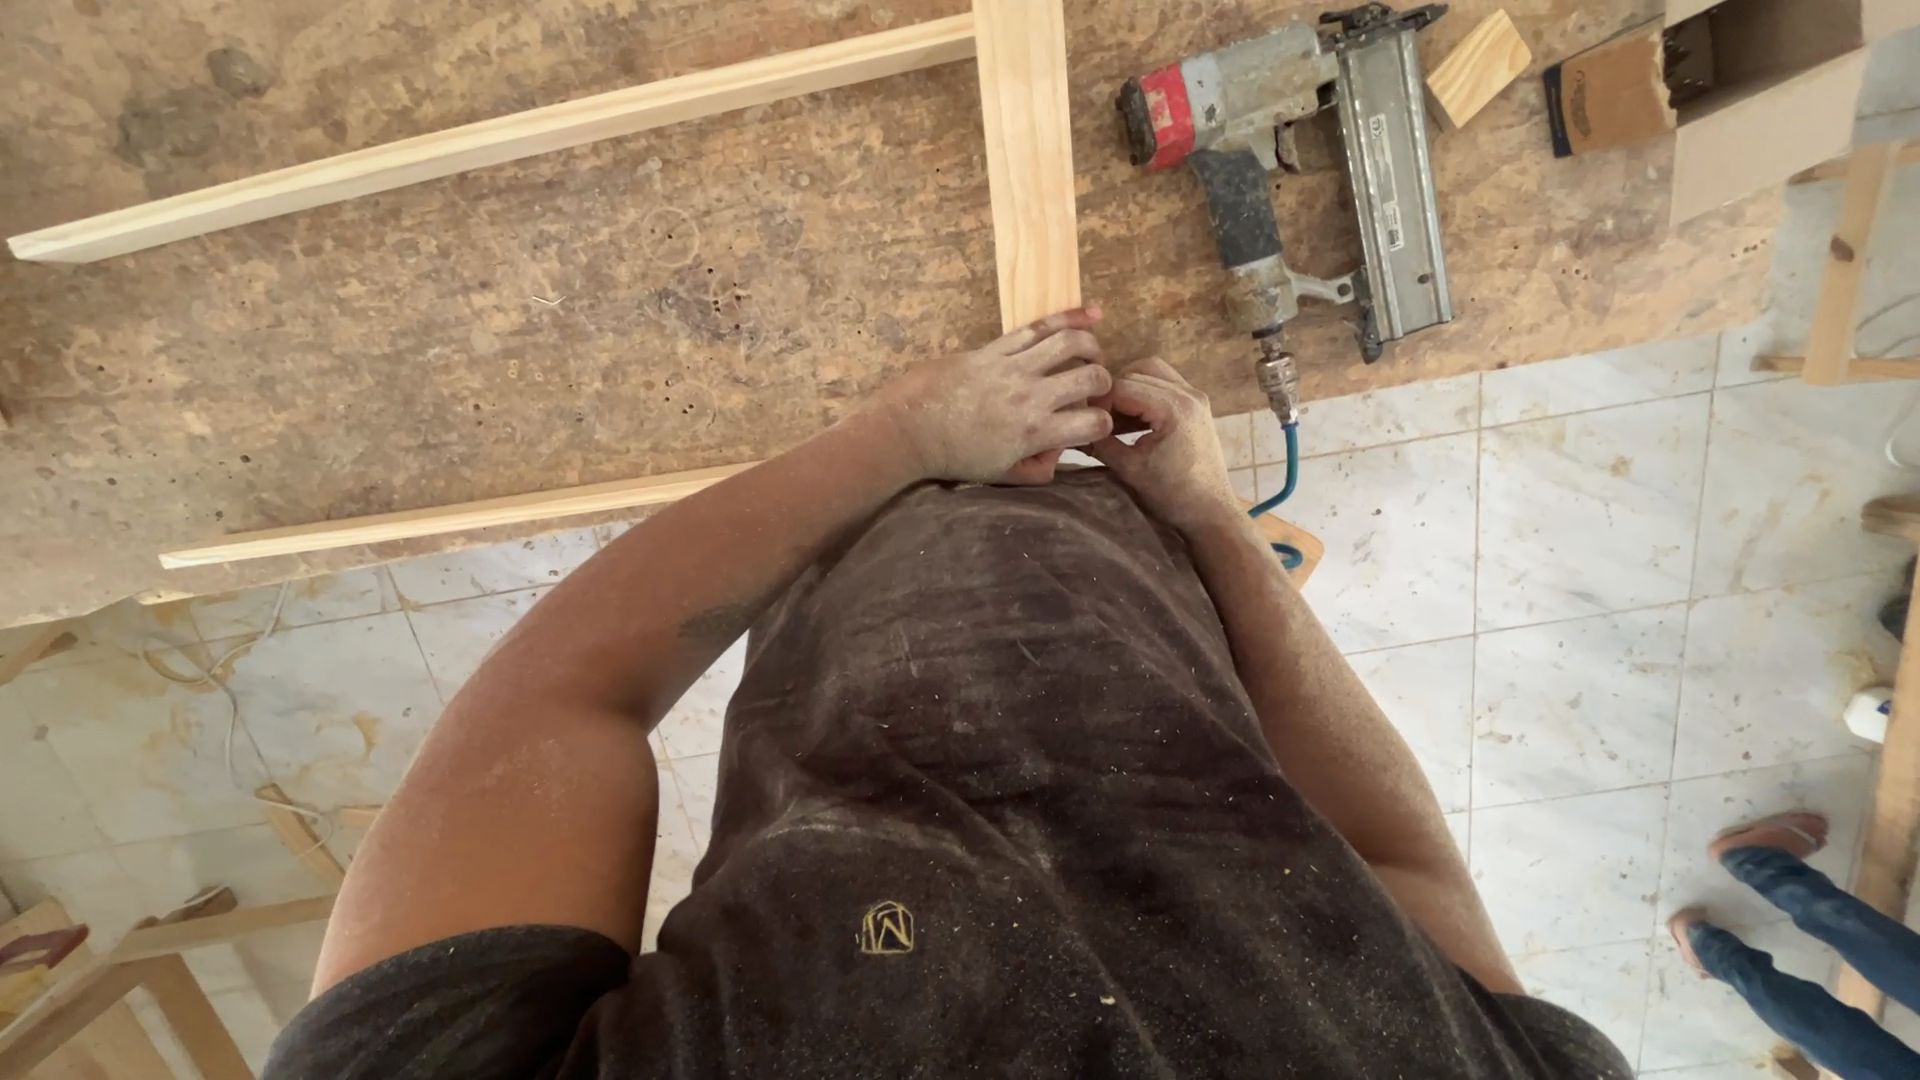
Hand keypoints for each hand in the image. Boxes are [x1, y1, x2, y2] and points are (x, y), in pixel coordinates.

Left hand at [867, 307, 1115, 484]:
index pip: (1093, 424)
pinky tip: (1092, 314)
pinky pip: (1037, 327)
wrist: (909, 430)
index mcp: (1035, 431)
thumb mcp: (998, 474)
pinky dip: (1068, 318)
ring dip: (1092, 347)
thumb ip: (1032, 471)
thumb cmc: (952, 457)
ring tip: (1093, 355)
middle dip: (1103, 383)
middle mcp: (1031, 396)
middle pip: (1091, 378)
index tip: (1094, 426)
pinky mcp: (995, 349)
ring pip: (1070, 343)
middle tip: (1095, 390)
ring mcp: (1013, 368)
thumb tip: (1055, 459)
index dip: (1102, 425)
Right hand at [1087, 357, 1242, 532]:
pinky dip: (1144, 393)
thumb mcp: (1129, 469)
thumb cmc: (1172, 494)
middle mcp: (1188, 393)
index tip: (1085, 422)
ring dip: (1128, 388)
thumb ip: (1101, 444)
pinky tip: (1132, 418)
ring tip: (1114, 416)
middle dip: (1112, 393)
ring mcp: (1195, 396)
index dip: (1099, 402)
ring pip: (1151, 371)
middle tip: (1097, 419)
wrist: (1210, 511)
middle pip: (1136, 372)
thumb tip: (1073, 431)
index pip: (1123, 387)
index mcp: (1174, 407)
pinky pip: (1163, 383)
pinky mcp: (1196, 404)